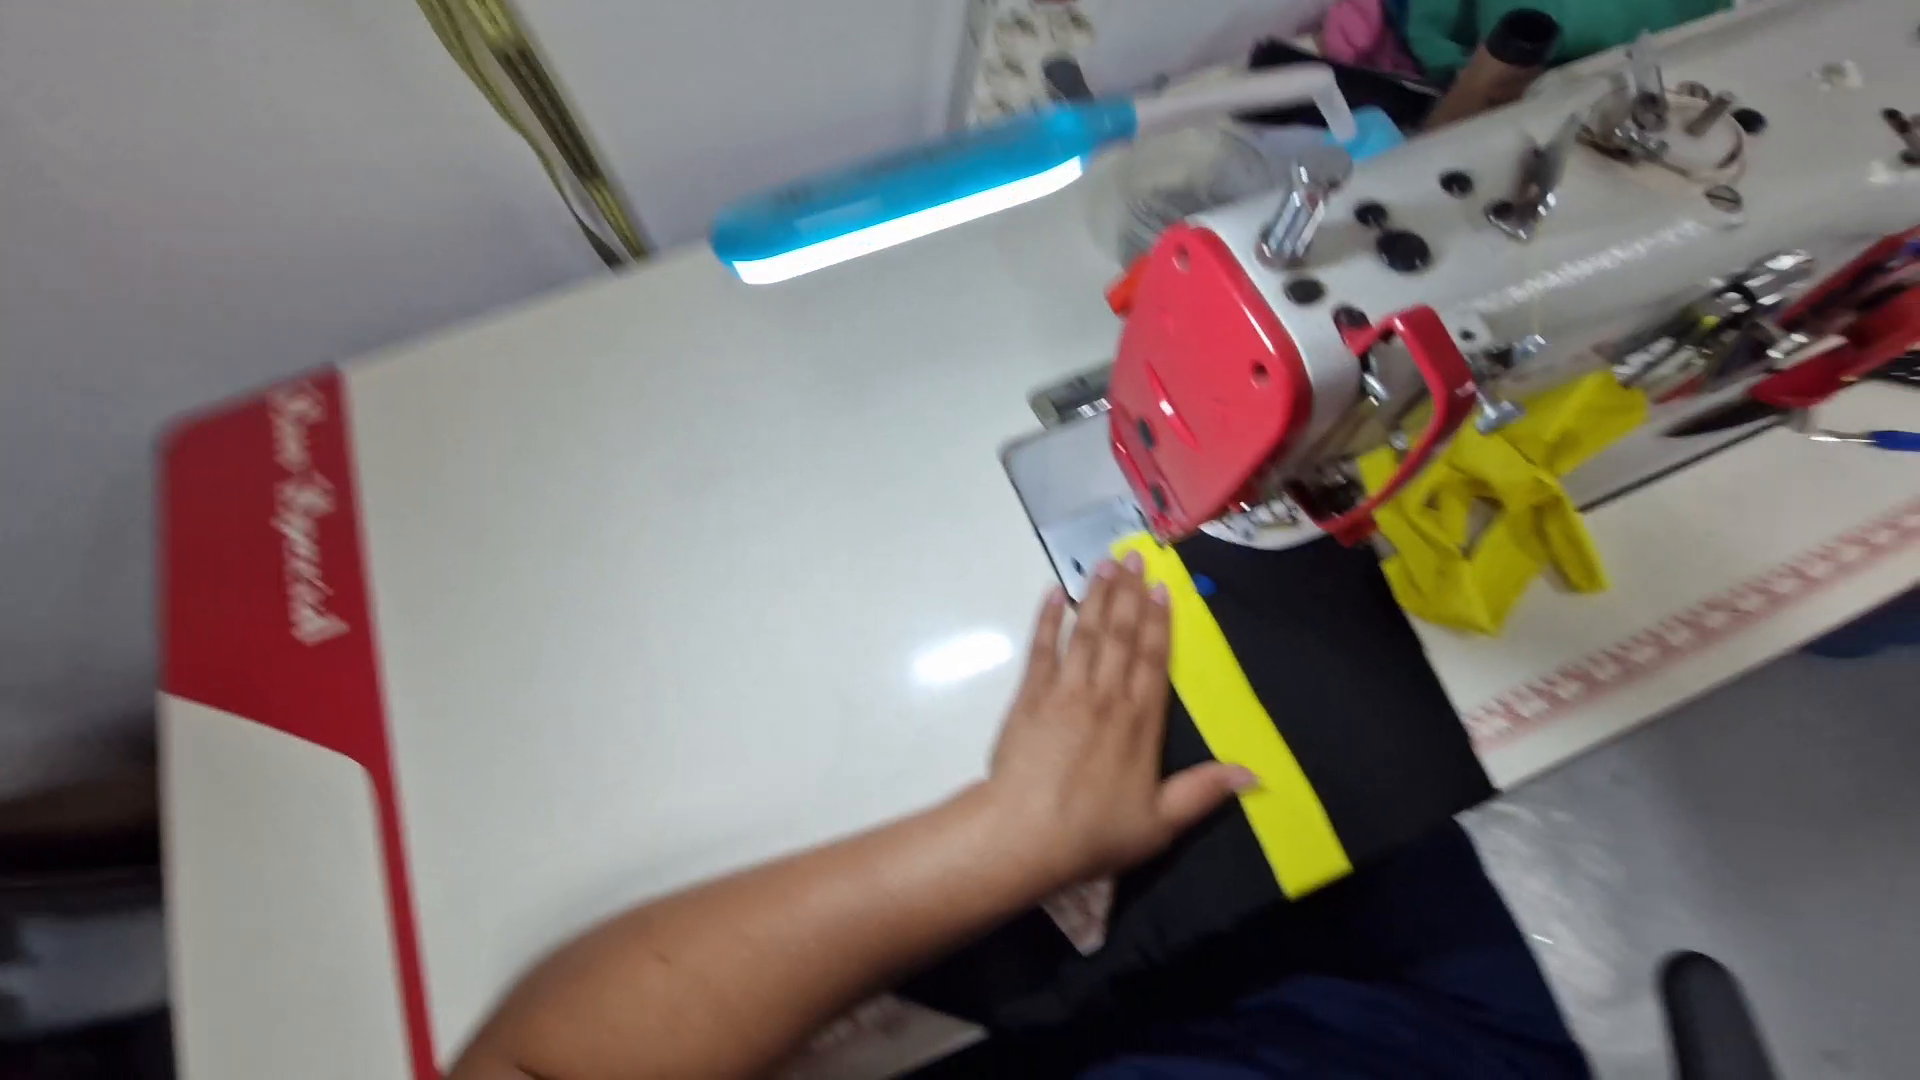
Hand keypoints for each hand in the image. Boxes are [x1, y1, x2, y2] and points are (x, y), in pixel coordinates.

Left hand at [980, 552, 1256, 889]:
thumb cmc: (1094, 832)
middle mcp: (1105, 696)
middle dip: (1129, 595)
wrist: (1025, 833)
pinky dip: (1045, 620)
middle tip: (1135, 556)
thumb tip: (1253, 773)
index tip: (1162, 589)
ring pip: (1085, 633)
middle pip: (1120, 636)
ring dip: (1095, 596)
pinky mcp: (1030, 696)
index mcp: (1139, 723)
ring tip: (1105, 563)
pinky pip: (1041, 649)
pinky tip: (1051, 594)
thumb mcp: (1160, 823)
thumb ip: (1203, 792)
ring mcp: (1064, 691)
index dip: (1159, 623)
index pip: (1153, 662)